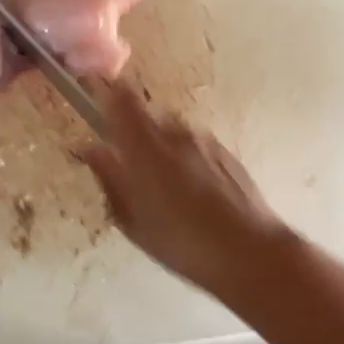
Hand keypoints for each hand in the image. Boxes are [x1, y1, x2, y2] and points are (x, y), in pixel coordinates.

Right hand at [79, 82, 300, 293]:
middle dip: (136, 135)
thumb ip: (110, 180)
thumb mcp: (133, 222)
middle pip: (148, 118)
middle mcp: (175, 134)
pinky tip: (193, 194)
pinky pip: (195, 147)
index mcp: (145, 148)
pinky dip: (187, 160)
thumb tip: (94, 150)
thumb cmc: (182, 242)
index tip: (96, 96)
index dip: (107, 92)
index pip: (121, 100)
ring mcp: (204, 142)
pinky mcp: (227, 153)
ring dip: (164, 150)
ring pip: (173, 134)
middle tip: (133, 170)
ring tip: (167, 189)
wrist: (249, 251)